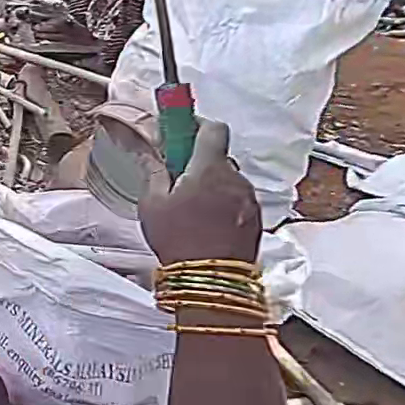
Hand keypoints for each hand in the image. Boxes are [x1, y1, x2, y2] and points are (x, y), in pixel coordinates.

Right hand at [138, 120, 259, 262]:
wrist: (211, 280)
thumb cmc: (179, 240)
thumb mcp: (152, 204)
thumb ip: (153, 171)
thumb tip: (149, 151)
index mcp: (208, 169)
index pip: (213, 128)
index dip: (196, 124)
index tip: (179, 130)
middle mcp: (234, 178)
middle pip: (218, 155)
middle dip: (198, 160)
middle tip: (176, 175)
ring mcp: (248, 199)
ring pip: (228, 178)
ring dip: (211, 182)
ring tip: (189, 204)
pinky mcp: (255, 218)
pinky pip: (237, 198)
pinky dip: (222, 201)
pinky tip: (204, 219)